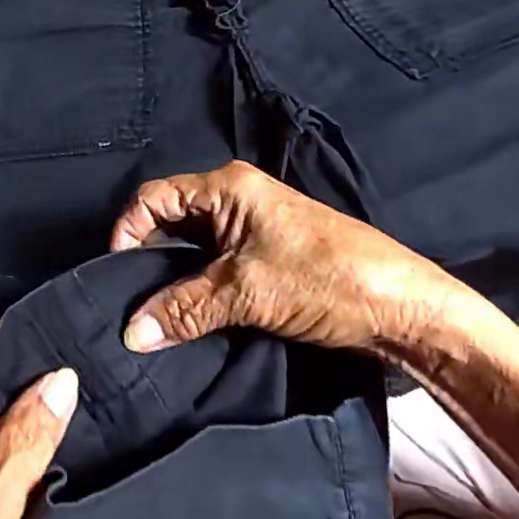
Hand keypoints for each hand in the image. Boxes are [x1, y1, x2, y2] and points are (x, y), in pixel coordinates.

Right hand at [112, 161, 501, 359]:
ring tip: (158, 315)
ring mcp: (254, 228)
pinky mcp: (267, 257)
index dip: (129, 230)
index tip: (116, 274)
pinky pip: (217, 266)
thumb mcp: (246, 292)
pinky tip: (192, 318)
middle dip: (150, 259)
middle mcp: (237, 199)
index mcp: (229, 186)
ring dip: (177, 280)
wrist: (402, 306)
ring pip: (195, 248)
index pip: (155, 197)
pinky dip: (200, 289)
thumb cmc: (326, 278)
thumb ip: (184, 308)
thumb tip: (131, 332)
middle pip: (172, 221)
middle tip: (132, 300)